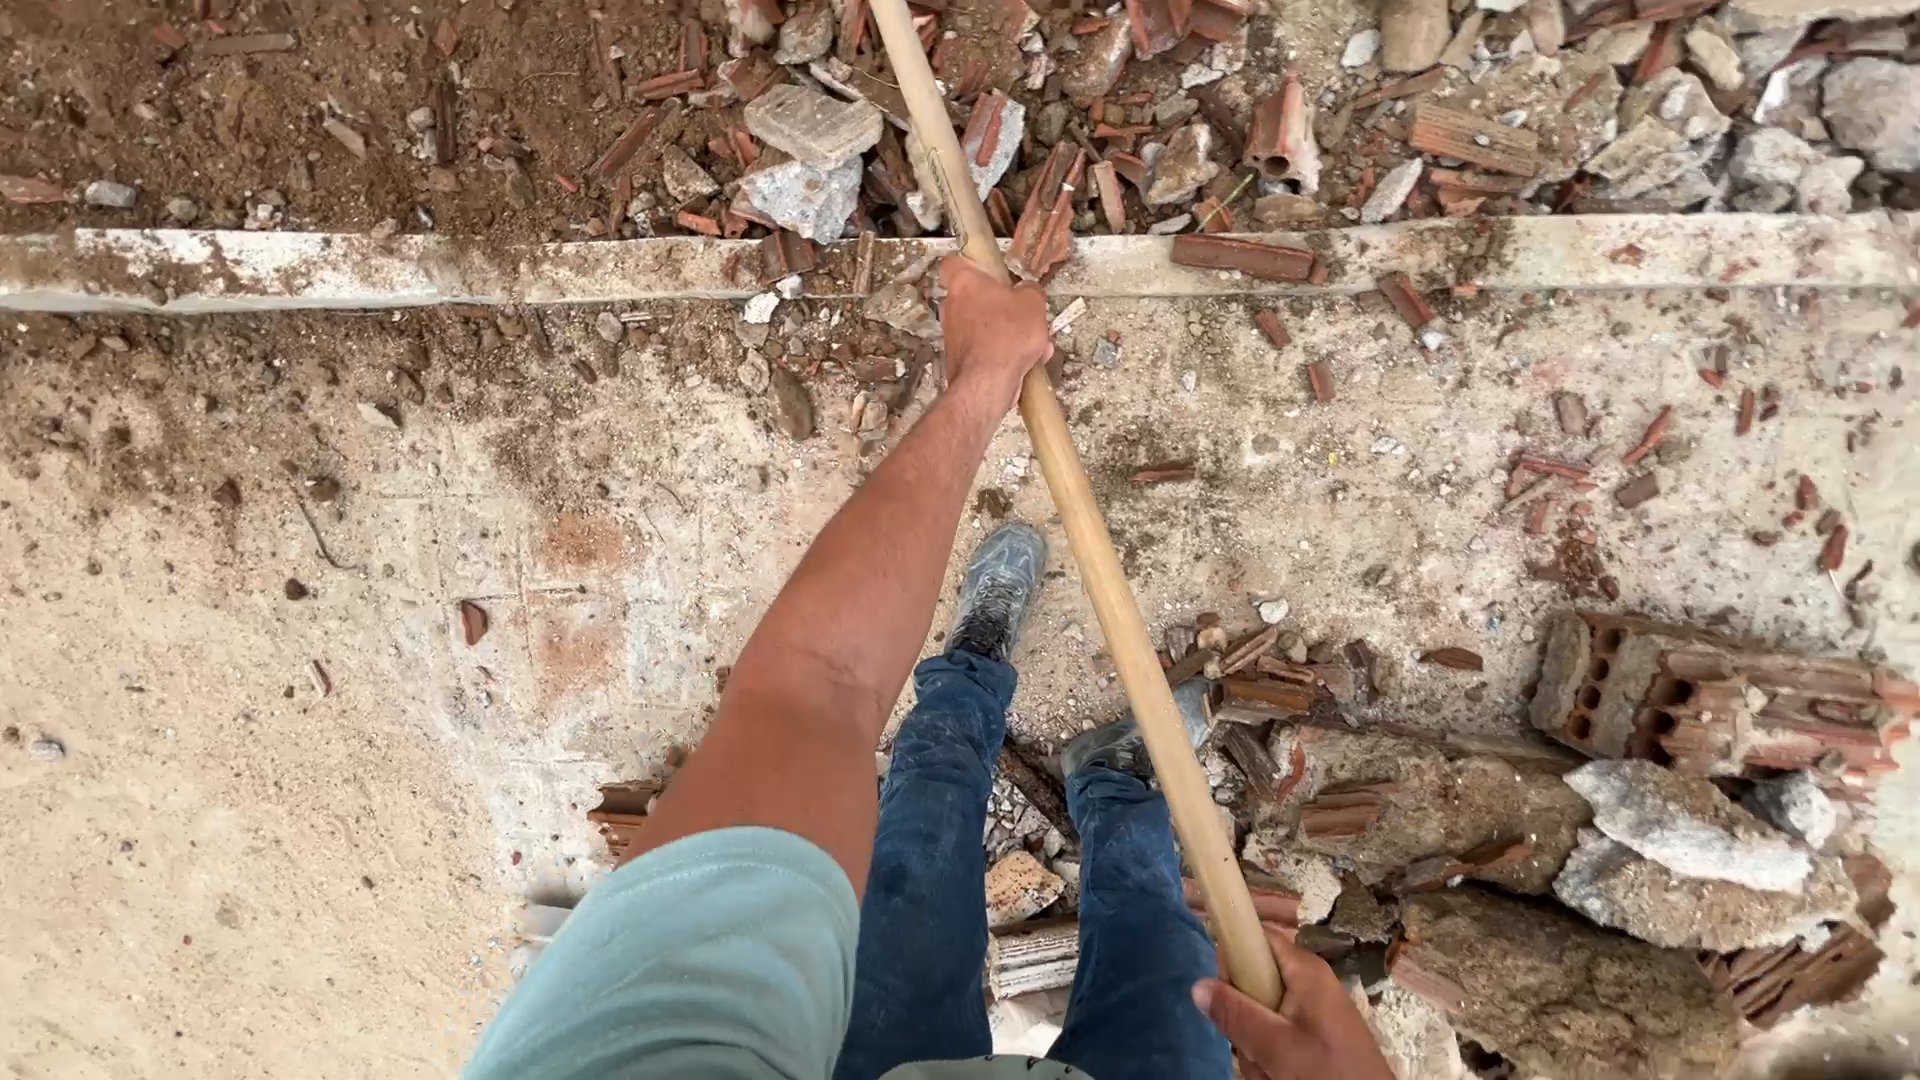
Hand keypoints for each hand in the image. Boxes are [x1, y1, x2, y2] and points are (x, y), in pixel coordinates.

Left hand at [937, 256, 1051, 407]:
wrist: (989, 383)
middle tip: (1022, 313)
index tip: (988, 272)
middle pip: (977, 300)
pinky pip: (985, 350)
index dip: (972, 266)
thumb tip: (1029, 292)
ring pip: (984, 328)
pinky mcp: (959, 360)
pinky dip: (1003, 355)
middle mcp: (952, 308)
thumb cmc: (1006, 338)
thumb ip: (1030, 291)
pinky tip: (1027, 363)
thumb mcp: (1033, 302)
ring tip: (1034, 345)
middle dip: (1002, 308)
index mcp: (964, 283)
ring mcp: (953, 336)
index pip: (954, 263)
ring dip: (1008, 334)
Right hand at [1192, 925, 1395, 1079]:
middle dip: (1244, 1017)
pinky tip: (1277, 1078)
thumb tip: (1196, 984)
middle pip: (1254, 979)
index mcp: (1305, 969)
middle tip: (1249, 1045)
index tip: (1224, 990)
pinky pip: (1279, 1035)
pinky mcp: (1318, 1037)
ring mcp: (1315, 1012)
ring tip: (1268, 1072)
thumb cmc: (1330, 1076)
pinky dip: (1272, 1057)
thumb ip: (1236, 1015)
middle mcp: (1309, 982)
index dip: (1233, 956)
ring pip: (1263, 1013)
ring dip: (1255, 1045)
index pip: (1255, 936)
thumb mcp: (1278, 1048)